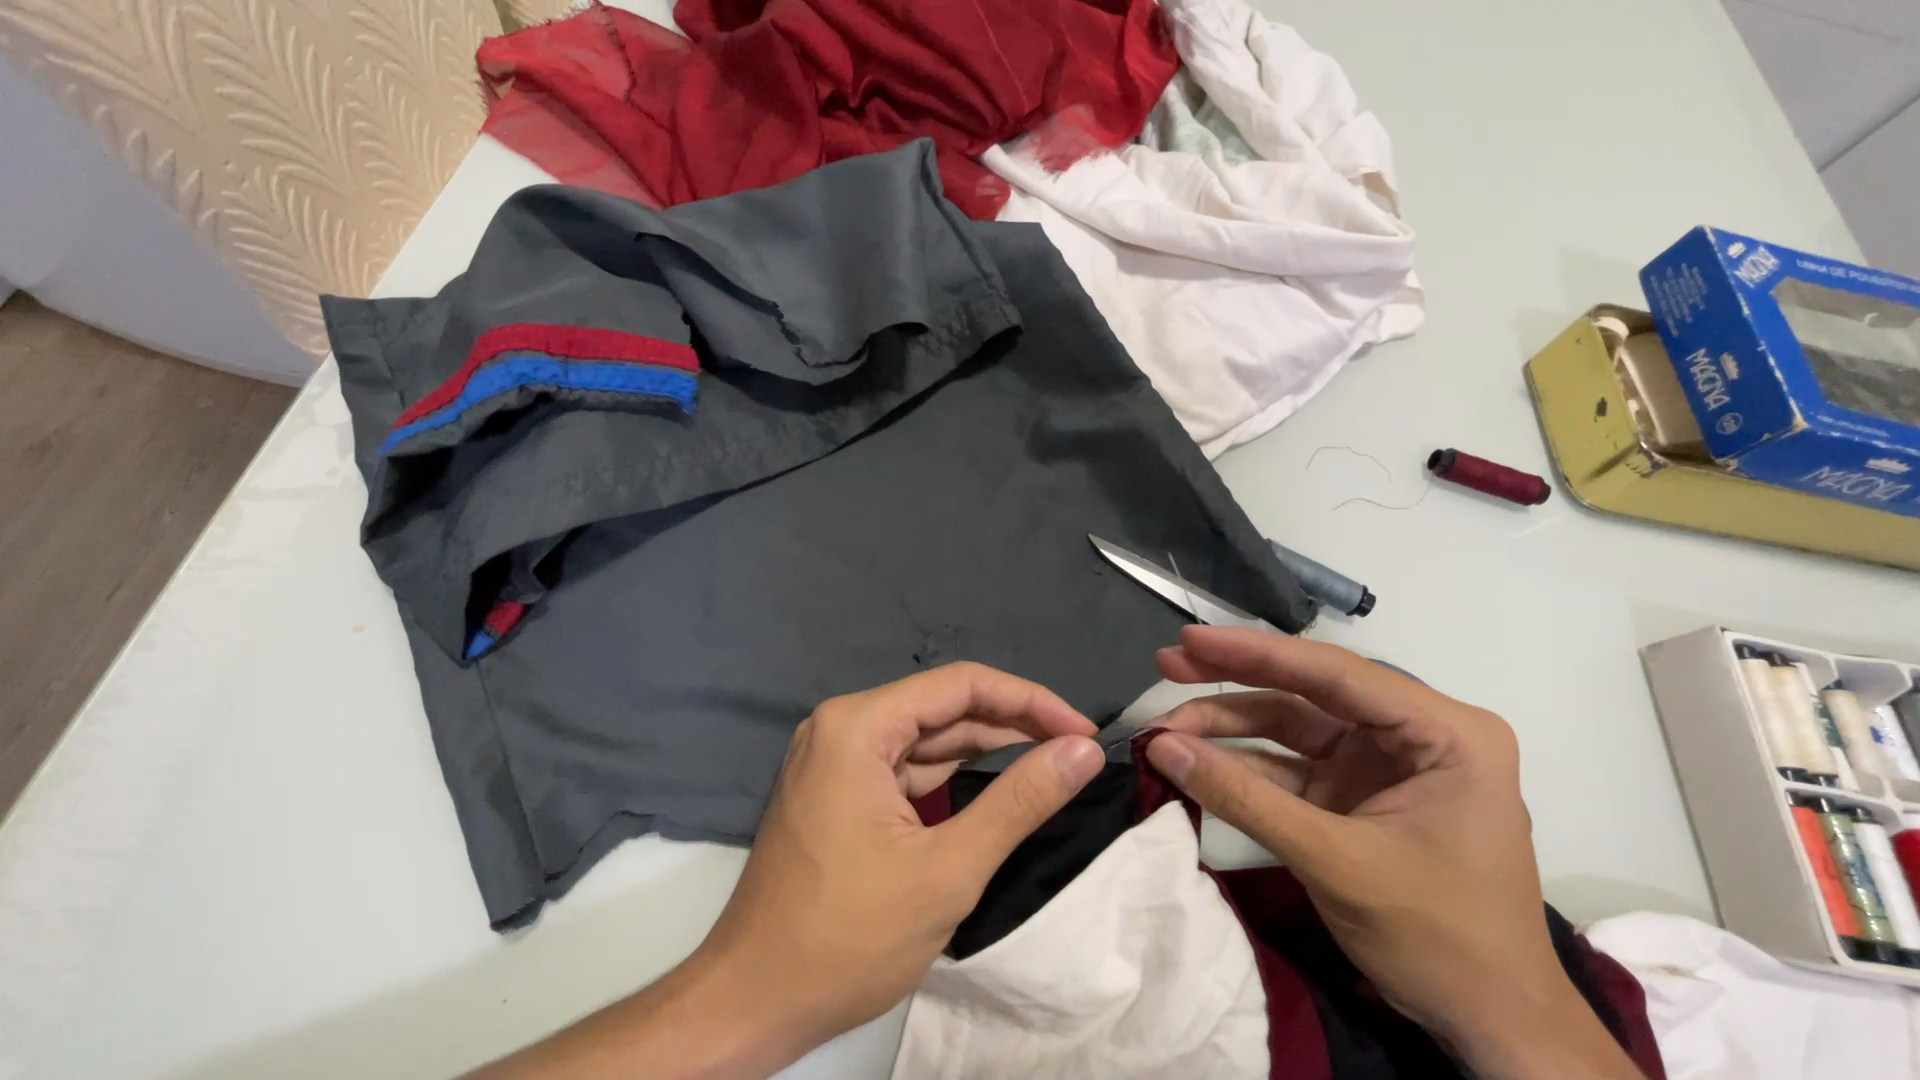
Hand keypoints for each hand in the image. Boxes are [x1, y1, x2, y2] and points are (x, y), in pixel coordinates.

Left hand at [473, 662, 1104, 1079]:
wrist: (753, 1003)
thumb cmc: (848, 937)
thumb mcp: (949, 870)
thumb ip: (1020, 801)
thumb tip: (1083, 748)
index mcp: (857, 726)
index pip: (960, 686)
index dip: (1030, 701)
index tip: (1083, 731)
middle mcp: (842, 727)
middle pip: (943, 708)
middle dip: (1012, 727)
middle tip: (1077, 753)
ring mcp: (835, 760)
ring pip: (927, 740)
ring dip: (987, 753)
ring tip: (1052, 768)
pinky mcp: (838, 792)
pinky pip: (906, 770)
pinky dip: (953, 780)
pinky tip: (998, 791)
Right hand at [1143, 626, 1642, 1079]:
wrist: (1490, 1023)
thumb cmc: (1438, 936)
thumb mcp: (1336, 861)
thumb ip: (1245, 799)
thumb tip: (1161, 747)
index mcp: (1444, 732)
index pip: (1337, 674)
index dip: (1256, 653)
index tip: (1190, 638)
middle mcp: (1416, 734)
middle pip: (1311, 691)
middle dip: (1236, 680)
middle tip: (1169, 663)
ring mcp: (1384, 766)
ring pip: (1294, 727)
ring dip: (1230, 727)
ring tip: (1165, 728)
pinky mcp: (1358, 797)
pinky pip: (1292, 768)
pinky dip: (1244, 768)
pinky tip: (1196, 762)